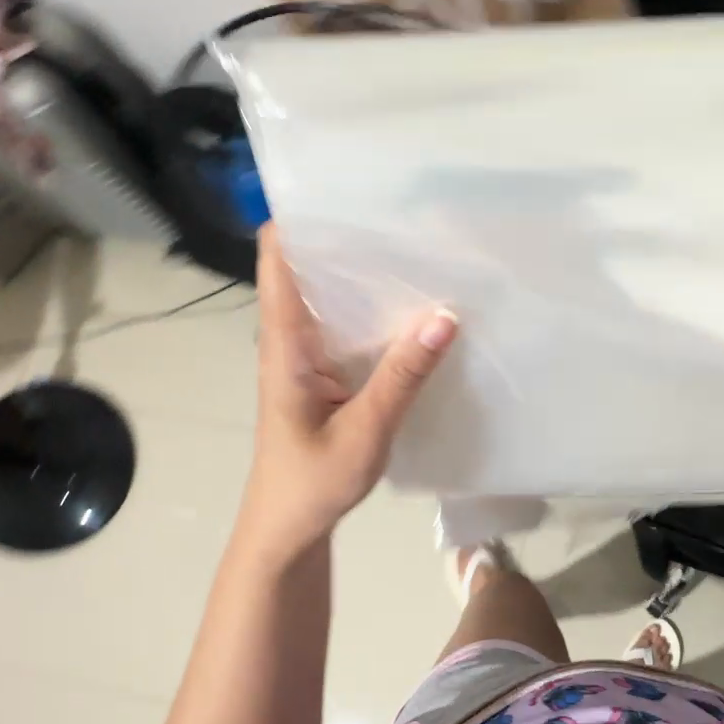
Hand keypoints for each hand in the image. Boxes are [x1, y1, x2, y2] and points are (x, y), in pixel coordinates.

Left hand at [247, 225, 457, 553]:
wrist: (289, 526)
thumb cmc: (313, 481)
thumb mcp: (365, 432)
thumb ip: (403, 377)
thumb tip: (444, 316)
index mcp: (284, 342)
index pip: (278, 256)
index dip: (306, 218)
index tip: (354, 197)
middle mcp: (291, 338)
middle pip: (311, 268)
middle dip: (353, 243)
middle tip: (410, 224)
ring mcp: (308, 356)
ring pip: (333, 298)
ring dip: (368, 280)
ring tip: (422, 258)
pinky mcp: (326, 376)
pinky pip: (350, 329)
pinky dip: (377, 316)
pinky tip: (416, 315)